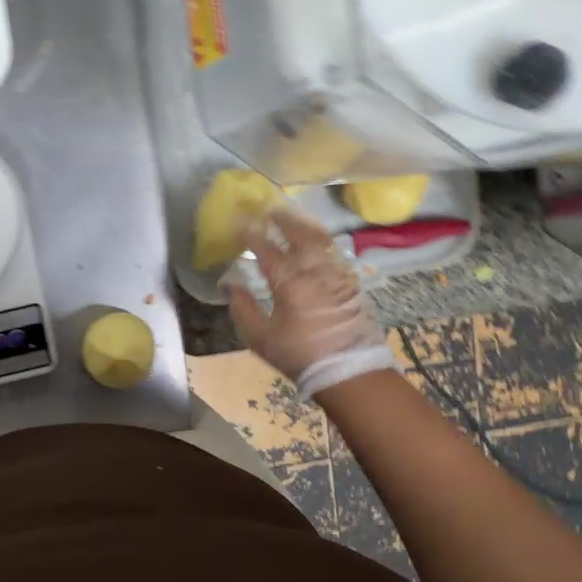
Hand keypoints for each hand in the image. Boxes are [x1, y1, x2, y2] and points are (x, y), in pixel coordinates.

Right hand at [227, 209, 396, 399]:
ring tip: (294, 220)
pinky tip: (317, 244)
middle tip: (272, 210)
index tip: (242, 222)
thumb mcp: (260, 338)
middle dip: (285, 220)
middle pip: (300, 235)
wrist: (350, 372)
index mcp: (289, 283)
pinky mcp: (352, 284)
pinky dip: (323, 242)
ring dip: (306, 227)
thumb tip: (230, 285)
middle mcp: (315, 272)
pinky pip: (335, 254)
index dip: (253, 234)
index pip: (267, 249)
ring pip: (322, 241)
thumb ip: (242, 308)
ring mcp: (338, 275)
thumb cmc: (299, 356)